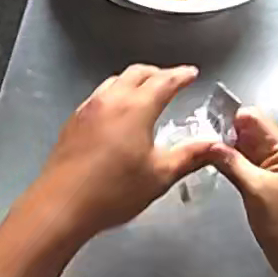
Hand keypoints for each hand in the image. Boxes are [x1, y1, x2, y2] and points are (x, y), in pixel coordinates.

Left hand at [25, 64, 218, 239]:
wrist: (62, 204)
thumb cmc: (115, 190)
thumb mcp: (159, 175)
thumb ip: (190, 156)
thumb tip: (216, 145)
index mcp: (137, 106)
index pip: (165, 81)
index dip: (181, 75)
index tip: (192, 73)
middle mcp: (113, 98)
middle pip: (139, 72)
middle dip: (159, 73)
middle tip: (172, 80)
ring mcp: (91, 105)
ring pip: (117, 80)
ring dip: (135, 80)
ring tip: (146, 92)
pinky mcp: (75, 118)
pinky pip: (101, 93)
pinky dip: (117, 92)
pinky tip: (117, 111)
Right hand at [208, 108, 277, 276]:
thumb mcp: (256, 191)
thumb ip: (232, 163)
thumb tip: (208, 142)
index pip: (254, 117)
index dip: (230, 118)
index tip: (206, 126)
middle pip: (249, 131)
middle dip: (225, 132)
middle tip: (198, 140)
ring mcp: (274, 171)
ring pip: (246, 149)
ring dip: (226, 149)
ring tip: (200, 152)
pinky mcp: (267, 186)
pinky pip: (247, 165)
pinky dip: (232, 164)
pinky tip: (214, 167)